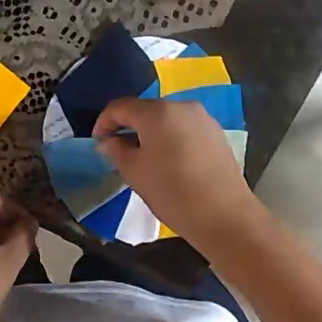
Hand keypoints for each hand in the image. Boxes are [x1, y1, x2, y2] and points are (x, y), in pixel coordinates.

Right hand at [93, 97, 264, 249]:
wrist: (224, 215)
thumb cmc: (171, 191)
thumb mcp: (133, 171)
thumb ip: (115, 150)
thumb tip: (107, 141)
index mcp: (156, 113)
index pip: (120, 107)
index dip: (104, 122)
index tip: (97, 142)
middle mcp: (181, 107)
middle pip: (144, 109)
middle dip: (127, 126)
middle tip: (117, 149)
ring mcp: (202, 119)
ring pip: (165, 118)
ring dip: (149, 132)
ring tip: (142, 157)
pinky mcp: (216, 133)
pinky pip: (183, 128)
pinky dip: (169, 137)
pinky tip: (168, 160)